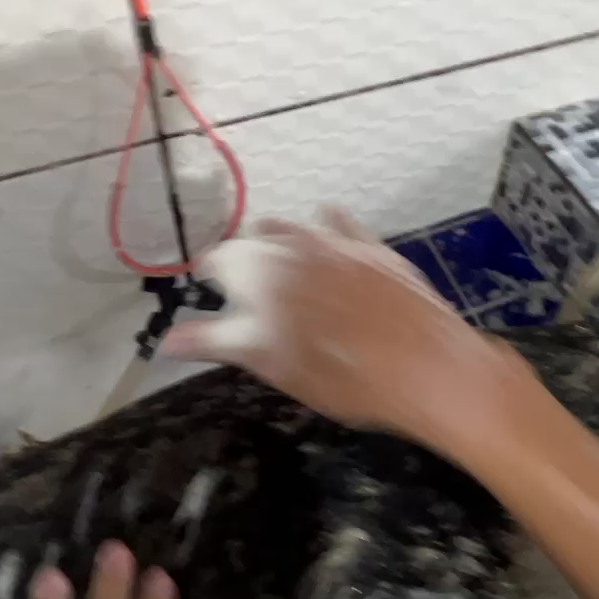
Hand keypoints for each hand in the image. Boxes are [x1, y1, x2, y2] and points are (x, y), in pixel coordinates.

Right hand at [159, 208, 538, 449]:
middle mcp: (294, 245)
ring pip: (290, 227)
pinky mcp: (370, 245)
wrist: (429, 365)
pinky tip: (326, 240)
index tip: (210, 294)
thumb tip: (168, 342)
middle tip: (244, 289)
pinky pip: (337, 222)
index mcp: (263, 273)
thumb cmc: (346, 376)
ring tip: (277, 265)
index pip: (217, 261)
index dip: (210, 278)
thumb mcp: (275, 366)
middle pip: (251, 241)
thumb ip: (218, 344)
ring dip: (276, 242)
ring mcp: (336, 241)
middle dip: (241, 260)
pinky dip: (323, 229)